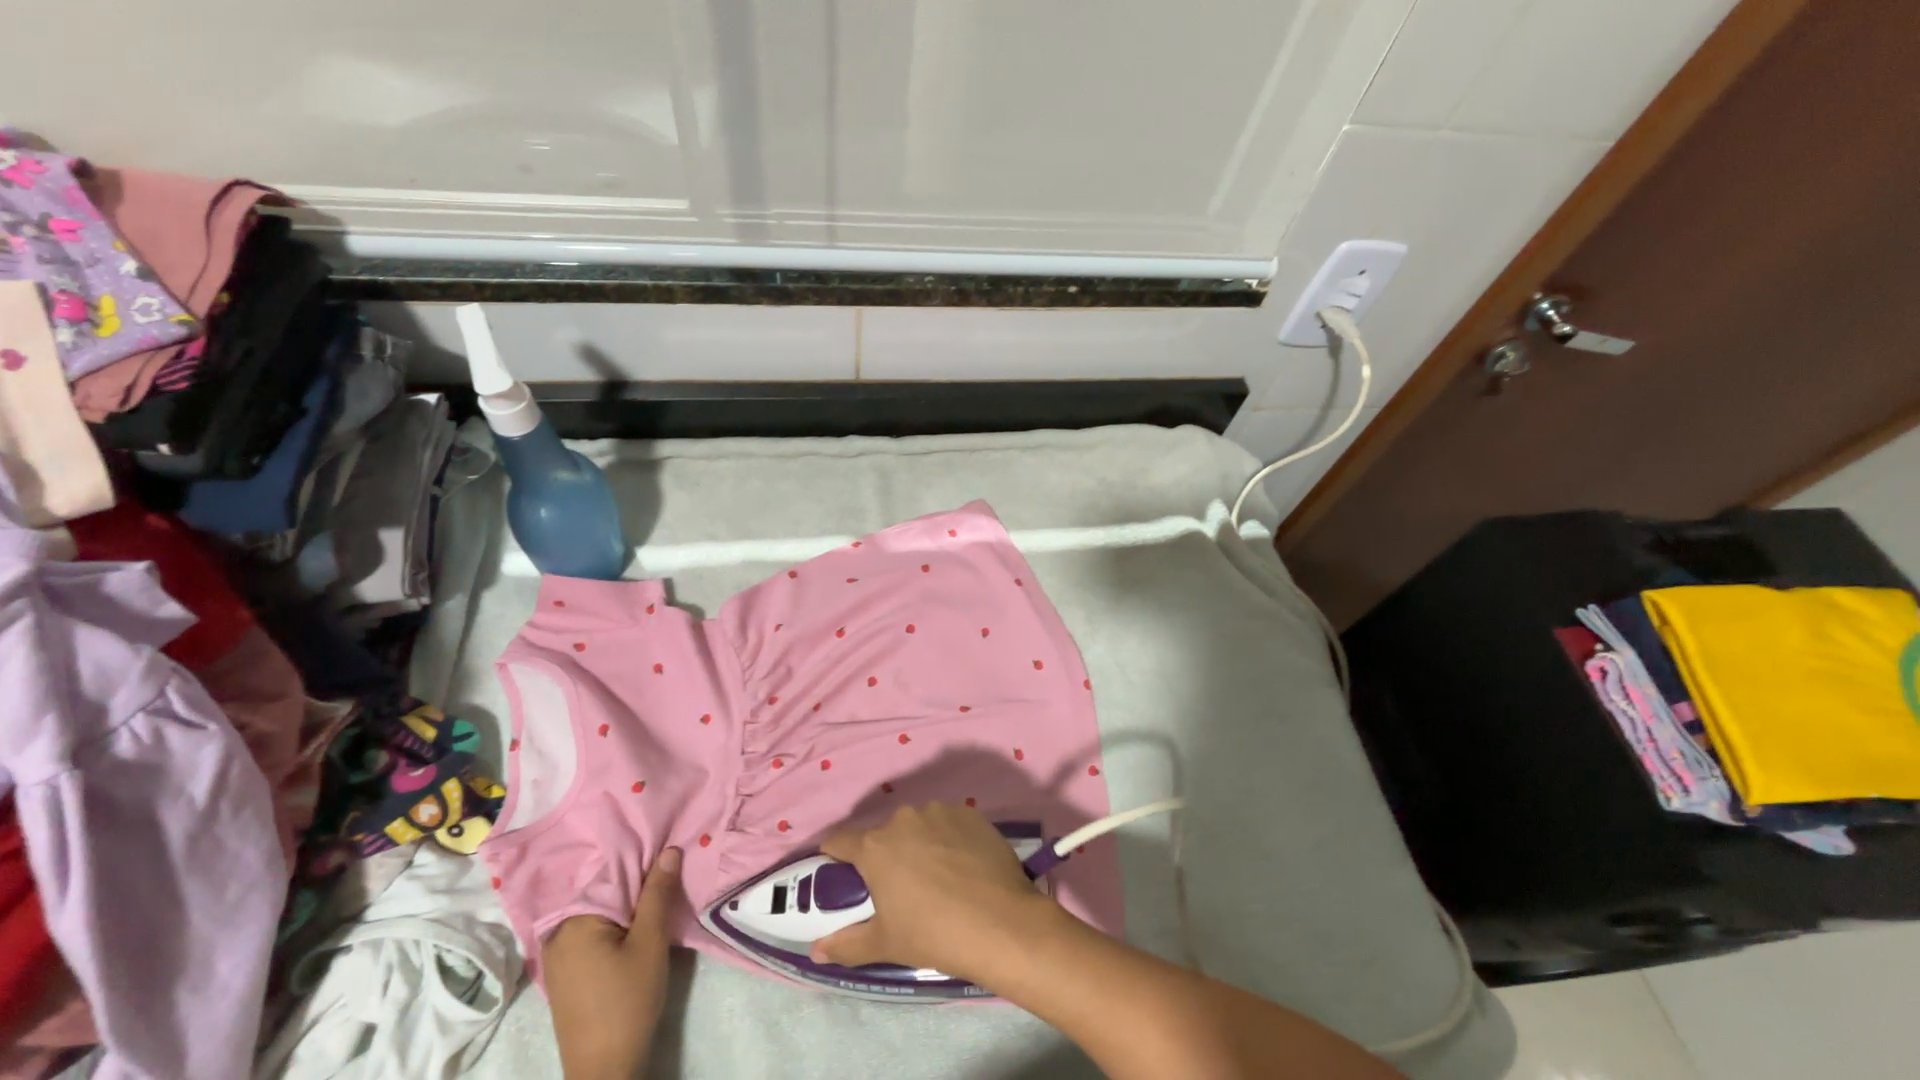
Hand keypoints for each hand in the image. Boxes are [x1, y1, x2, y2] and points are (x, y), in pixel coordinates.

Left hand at [542, 847, 682, 1079]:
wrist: (603, 1070)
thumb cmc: (628, 1002)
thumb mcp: (650, 943)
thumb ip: (657, 895)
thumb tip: (668, 851)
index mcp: (574, 919)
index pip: (613, 875)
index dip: (644, 868)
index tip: (671, 865)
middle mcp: (557, 932)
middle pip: (604, 896)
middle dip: (635, 891)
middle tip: (669, 888)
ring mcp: (555, 956)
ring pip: (598, 918)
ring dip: (626, 913)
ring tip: (656, 910)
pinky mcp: (562, 975)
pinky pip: (589, 938)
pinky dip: (612, 932)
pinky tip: (633, 937)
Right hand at [811, 802, 1061, 981]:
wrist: (1002, 924)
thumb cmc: (935, 935)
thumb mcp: (885, 945)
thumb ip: (845, 944)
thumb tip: (817, 950)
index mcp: (874, 847)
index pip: (838, 840)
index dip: (835, 857)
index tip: (843, 877)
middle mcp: (903, 819)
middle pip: (883, 834)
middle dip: (885, 855)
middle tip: (899, 887)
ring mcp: (940, 812)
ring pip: (918, 825)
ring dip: (918, 843)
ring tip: (937, 876)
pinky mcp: (971, 814)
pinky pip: (948, 823)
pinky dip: (948, 839)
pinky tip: (962, 866)